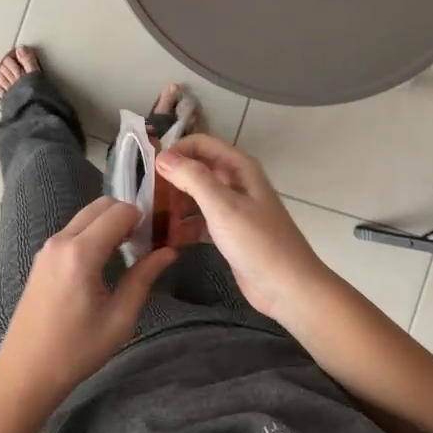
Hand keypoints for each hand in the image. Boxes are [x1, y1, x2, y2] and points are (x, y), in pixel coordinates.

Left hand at [0, 198, 174, 400]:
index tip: (155, 240)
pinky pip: (74, 230)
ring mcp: (48, 247)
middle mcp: (61, 240)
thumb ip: (144, 278)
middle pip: (101, 205)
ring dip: (109, 224)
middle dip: (126, 216)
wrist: (25, 373)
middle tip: (142, 245)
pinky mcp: (42, 258)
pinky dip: (93, 234)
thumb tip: (169, 251)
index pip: (119, 212)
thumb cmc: (76, 351)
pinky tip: (102, 264)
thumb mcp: (119, 319)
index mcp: (81, 253)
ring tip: (125, 255)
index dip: (142, 219)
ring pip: (86, 216)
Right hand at [156, 134, 337, 322]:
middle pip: (196, 169)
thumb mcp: (223, 206)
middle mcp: (235, 181)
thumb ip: (193, 178)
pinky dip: (184, 227)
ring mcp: (232, 208)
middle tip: (144, 197)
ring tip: (149, 219)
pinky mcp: (228, 232)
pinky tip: (166, 239)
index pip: (200, 144)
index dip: (175, 152)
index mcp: (238, 167)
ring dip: (174, 205)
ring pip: (196, 196)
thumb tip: (162, 157)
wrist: (288, 287)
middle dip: (171, 179)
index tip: (149, 170)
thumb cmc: (258, 242)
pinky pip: (199, 221)